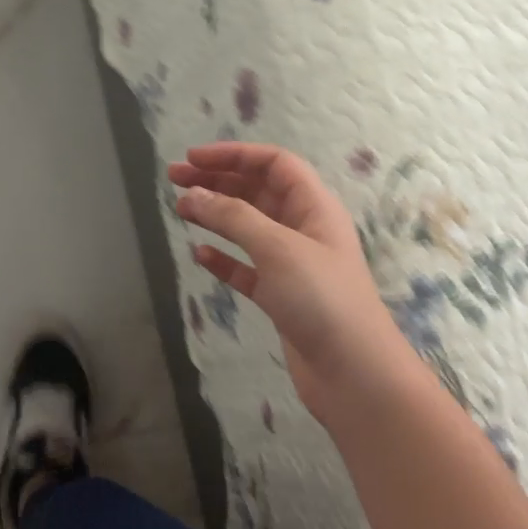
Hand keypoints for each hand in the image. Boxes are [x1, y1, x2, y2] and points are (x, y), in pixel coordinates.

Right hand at [169, 142, 410, 413]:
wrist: (354, 374)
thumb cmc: (322, 299)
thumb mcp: (277, 248)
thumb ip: (232, 217)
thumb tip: (192, 194)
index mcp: (314, 208)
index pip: (273, 164)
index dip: (233, 155)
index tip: (192, 159)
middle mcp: (303, 230)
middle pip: (257, 192)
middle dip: (217, 181)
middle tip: (173, 179)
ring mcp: (291, 265)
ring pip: (247, 228)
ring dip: (215, 215)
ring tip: (180, 210)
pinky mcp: (280, 297)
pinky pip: (245, 267)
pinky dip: (222, 258)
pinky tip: (200, 255)